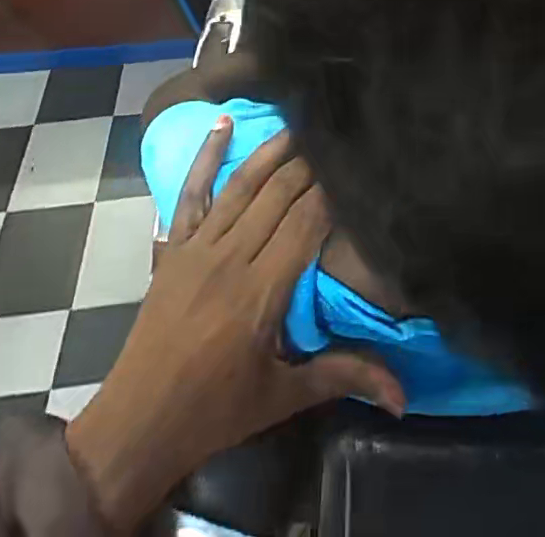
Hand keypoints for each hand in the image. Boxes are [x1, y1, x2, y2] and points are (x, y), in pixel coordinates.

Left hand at [66, 124, 403, 531]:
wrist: (140, 419)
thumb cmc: (216, 410)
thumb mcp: (284, 396)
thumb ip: (344, 377)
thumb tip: (403, 395)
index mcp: (261, 290)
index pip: (305, 223)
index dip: (331, 192)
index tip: (355, 167)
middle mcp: (230, 257)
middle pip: (277, 196)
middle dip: (309, 165)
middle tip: (335, 137)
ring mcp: (198, 247)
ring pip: (241, 187)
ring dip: (270, 152)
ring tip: (297, 125)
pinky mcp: (173, 247)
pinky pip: (191, 193)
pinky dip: (206, 157)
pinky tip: (221, 125)